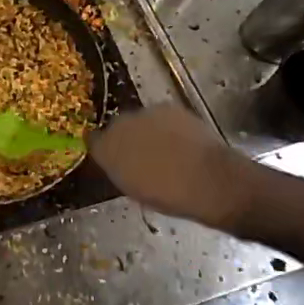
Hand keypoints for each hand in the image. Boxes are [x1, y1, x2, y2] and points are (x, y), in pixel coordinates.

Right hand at [90, 105, 254, 228]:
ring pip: (140, 120)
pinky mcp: (169, 108)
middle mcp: (120, 126)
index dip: (104, 149)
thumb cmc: (170, 196)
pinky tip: (180, 141)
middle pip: (117, 127)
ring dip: (146, 131)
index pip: (94, 141)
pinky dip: (166, 126)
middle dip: (125, 138)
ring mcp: (145, 114)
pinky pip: (161, 116)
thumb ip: (120, 169)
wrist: (209, 180)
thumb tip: (118, 160)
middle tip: (141, 156)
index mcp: (106, 149)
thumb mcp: (134, 189)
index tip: (113, 158)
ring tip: (165, 149)